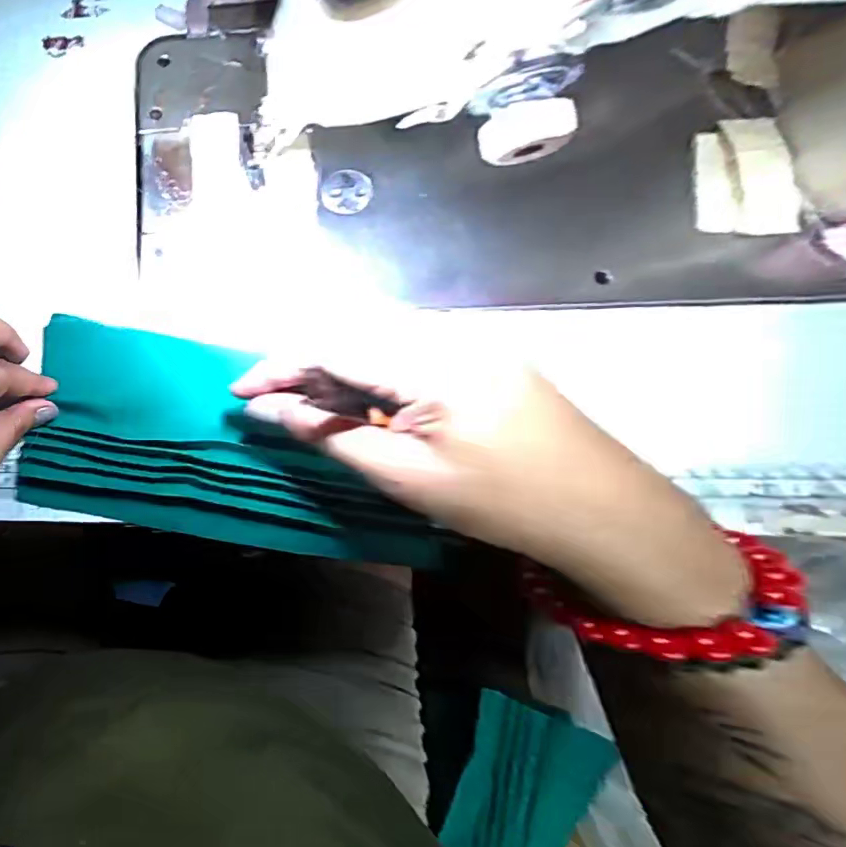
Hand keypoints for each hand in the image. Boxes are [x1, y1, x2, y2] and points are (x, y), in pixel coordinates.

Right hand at [231, 346, 746, 626]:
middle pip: (351, 335)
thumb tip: (270, 411)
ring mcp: (468, 340)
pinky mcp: (479, 354)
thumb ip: (329, 434)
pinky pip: (406, 351)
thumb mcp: (402, 475)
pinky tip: (354, 401)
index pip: (333, 347)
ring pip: (377, 341)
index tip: (240, 392)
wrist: (605, 512)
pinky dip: (369, 374)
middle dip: (302, 367)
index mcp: (430, 361)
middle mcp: (448, 334)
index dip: (279, 366)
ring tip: (303, 406)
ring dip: (333, 370)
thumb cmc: (499, 501)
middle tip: (268, 403)